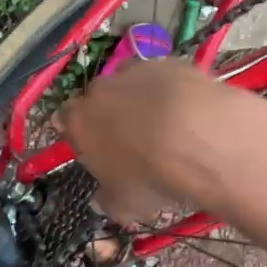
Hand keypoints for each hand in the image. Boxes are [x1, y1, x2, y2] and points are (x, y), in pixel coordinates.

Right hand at [56, 59, 256, 223]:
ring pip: (132, 85)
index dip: (80, 135)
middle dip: (110, 116)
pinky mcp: (172, 62)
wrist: (200, 139)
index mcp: (79, 121)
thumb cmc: (149, 176)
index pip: (65, 120)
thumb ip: (107, 201)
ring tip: (165, 128)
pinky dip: (172, 93)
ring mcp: (137, 70)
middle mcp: (101, 89)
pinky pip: (165, 79)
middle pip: (99, 100)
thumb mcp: (124, 204)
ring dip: (141, 101)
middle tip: (131, 142)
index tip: (93, 149)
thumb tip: (100, 201)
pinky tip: (189, 113)